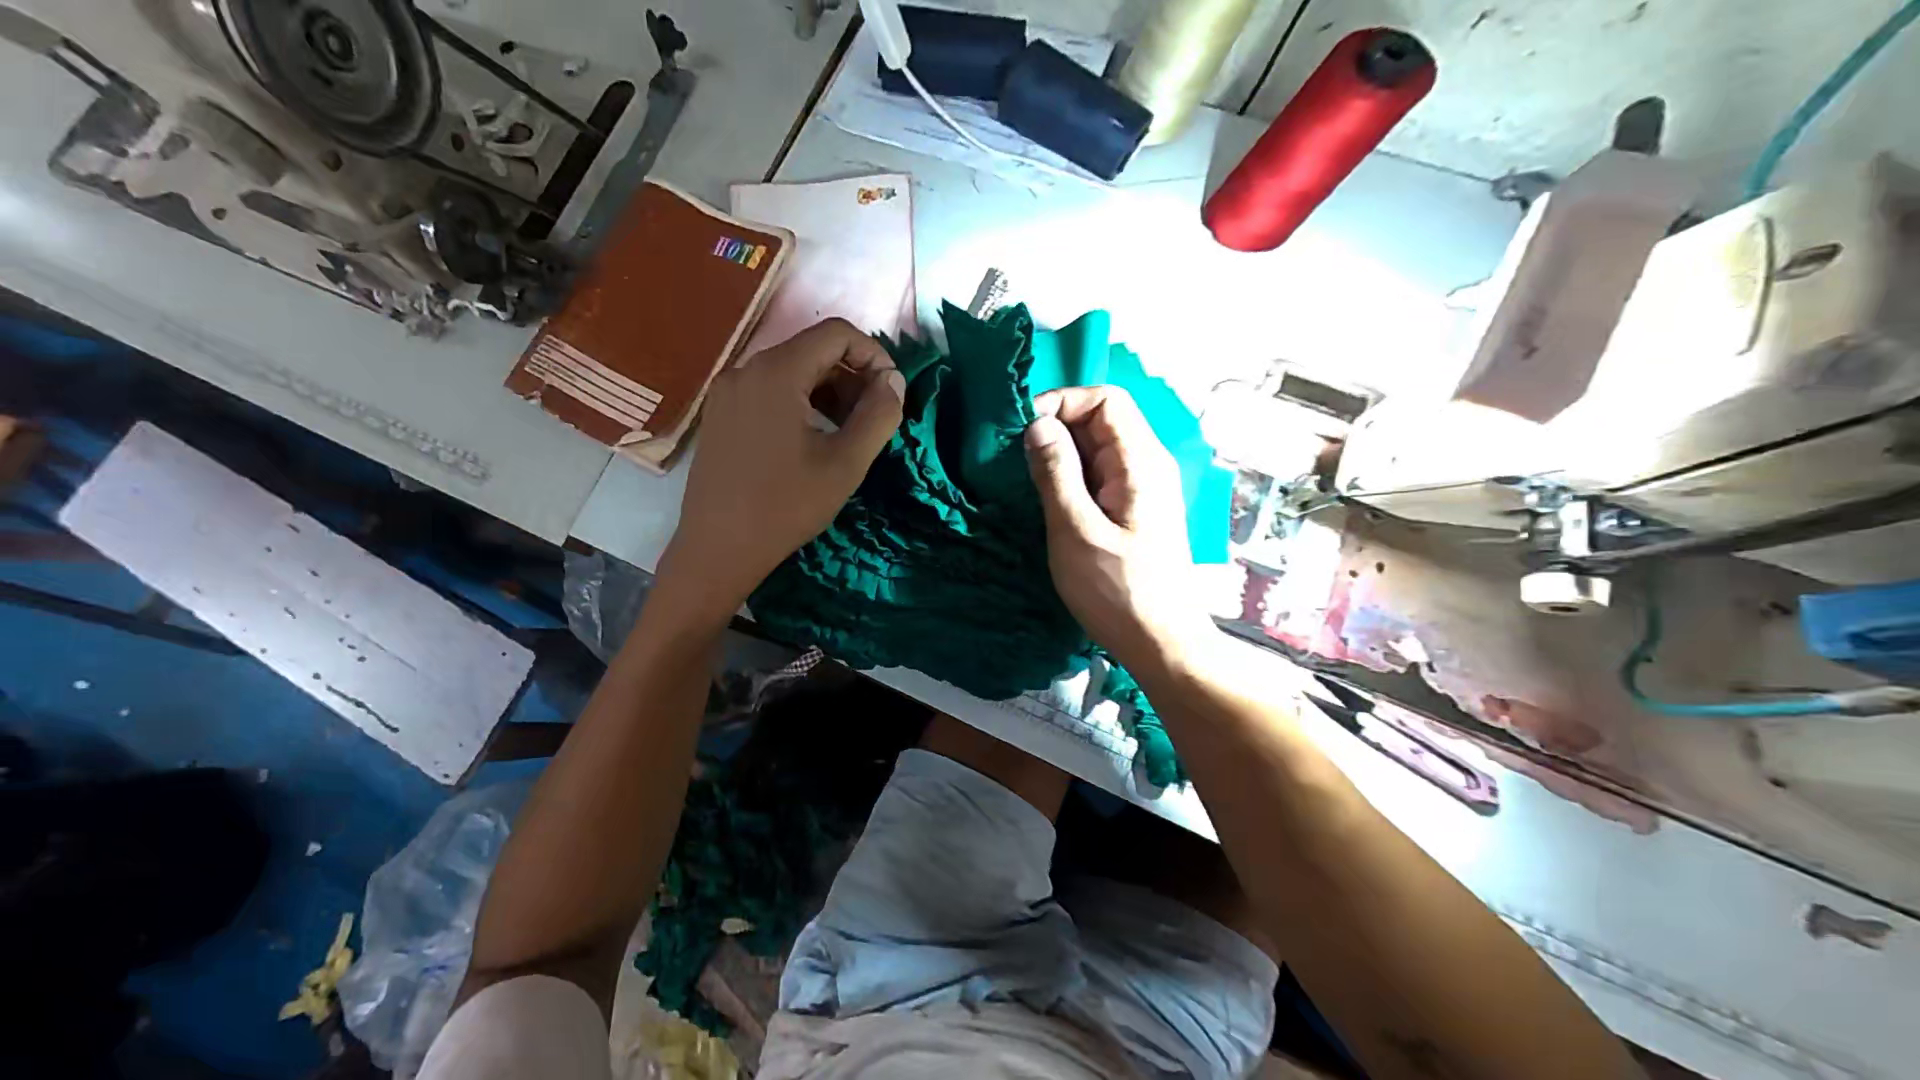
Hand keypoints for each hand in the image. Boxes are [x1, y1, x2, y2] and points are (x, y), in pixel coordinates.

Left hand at [664, 319, 904, 613]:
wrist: (719, 548)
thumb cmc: (786, 506)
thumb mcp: (846, 462)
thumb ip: (879, 414)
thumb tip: (894, 381)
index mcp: (776, 372)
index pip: (835, 333)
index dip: (873, 354)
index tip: (892, 391)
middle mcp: (745, 369)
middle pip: (812, 350)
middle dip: (852, 376)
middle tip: (874, 416)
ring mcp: (727, 391)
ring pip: (791, 372)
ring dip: (828, 392)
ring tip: (848, 432)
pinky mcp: (720, 414)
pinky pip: (769, 391)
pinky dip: (800, 403)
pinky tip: (813, 440)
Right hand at [1025, 386, 1213, 674]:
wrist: (1160, 642)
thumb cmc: (1118, 591)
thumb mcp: (1076, 531)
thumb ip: (1056, 474)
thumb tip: (1038, 425)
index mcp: (1141, 462)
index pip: (1106, 399)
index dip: (1063, 402)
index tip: (1025, 430)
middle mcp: (1149, 465)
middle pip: (1103, 419)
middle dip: (1058, 428)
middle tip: (1019, 459)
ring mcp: (1144, 488)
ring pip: (1100, 448)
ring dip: (1062, 454)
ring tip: (1028, 479)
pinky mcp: (1135, 509)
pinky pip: (1102, 474)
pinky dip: (1073, 476)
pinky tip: (1051, 500)